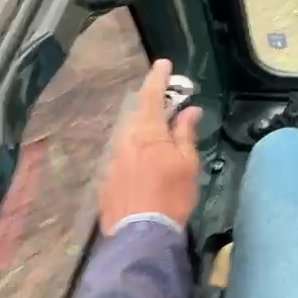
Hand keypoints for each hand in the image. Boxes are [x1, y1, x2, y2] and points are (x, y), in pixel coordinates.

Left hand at [98, 59, 203, 233]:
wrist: (141, 235)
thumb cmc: (171, 196)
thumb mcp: (187, 163)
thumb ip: (185, 133)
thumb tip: (190, 110)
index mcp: (147, 132)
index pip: (150, 95)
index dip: (158, 77)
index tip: (164, 63)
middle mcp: (125, 140)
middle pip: (137, 113)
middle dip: (152, 104)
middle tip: (170, 104)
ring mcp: (113, 159)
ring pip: (129, 134)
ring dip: (145, 128)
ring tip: (161, 134)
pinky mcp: (107, 178)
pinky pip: (124, 154)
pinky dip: (137, 150)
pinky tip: (147, 163)